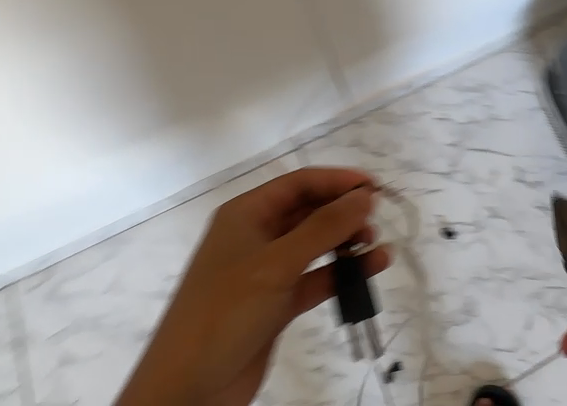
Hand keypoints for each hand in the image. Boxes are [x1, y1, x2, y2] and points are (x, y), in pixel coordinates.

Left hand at [117, 168, 390, 405]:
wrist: (188, 389)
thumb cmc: (225, 311)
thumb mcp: (276, 264)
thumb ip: (323, 228)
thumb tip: (365, 194)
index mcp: (247, 213)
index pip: (299, 183)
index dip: (337, 181)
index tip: (375, 187)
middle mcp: (257, 235)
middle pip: (309, 211)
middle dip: (344, 212)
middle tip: (377, 221)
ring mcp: (267, 271)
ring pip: (316, 246)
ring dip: (347, 243)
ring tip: (378, 247)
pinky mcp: (277, 304)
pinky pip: (316, 278)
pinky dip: (341, 274)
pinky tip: (370, 270)